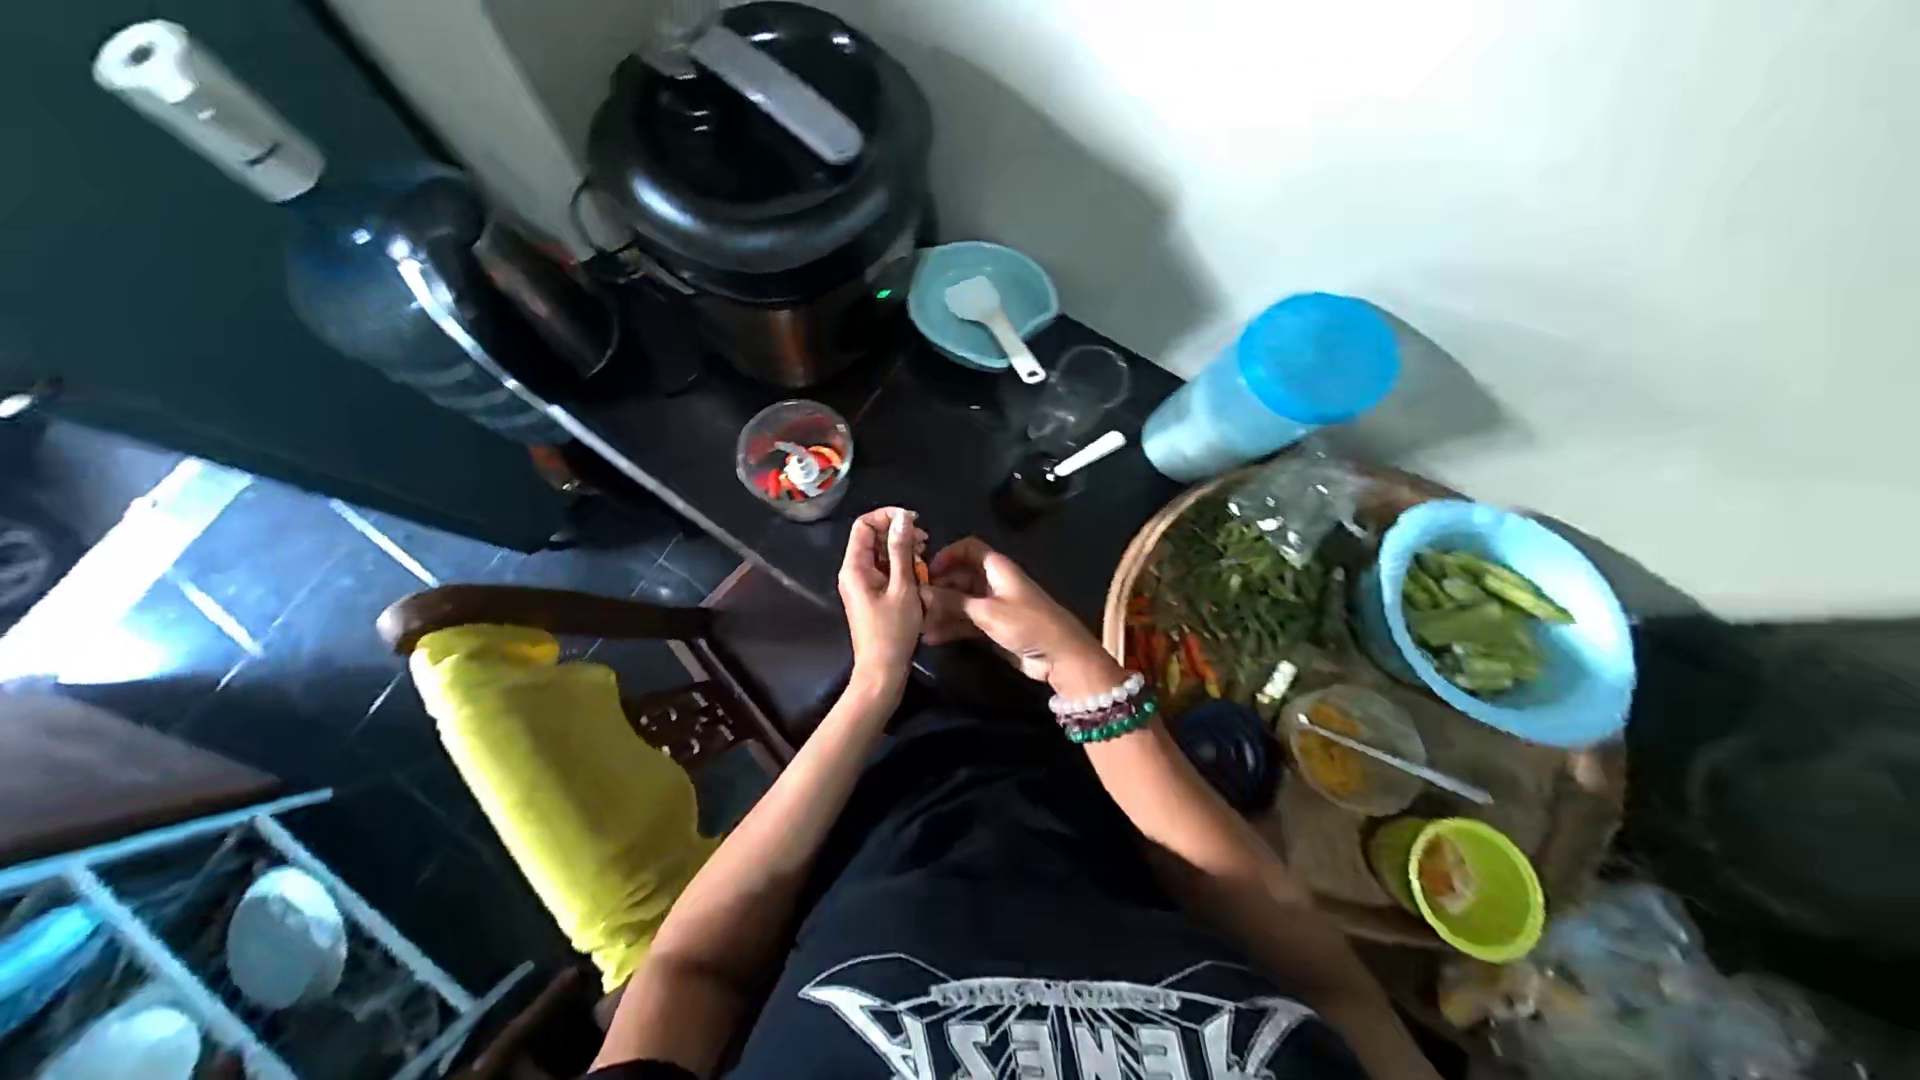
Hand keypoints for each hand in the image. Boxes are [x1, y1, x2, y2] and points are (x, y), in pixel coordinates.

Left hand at [838, 507, 927, 690]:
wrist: (882, 671)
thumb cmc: (893, 631)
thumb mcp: (902, 587)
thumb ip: (901, 550)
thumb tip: (903, 519)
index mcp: (854, 566)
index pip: (864, 524)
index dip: (888, 516)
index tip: (914, 521)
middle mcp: (853, 571)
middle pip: (872, 537)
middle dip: (898, 533)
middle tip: (924, 543)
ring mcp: (862, 583)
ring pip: (880, 553)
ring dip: (902, 550)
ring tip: (924, 559)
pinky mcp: (871, 594)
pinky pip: (884, 569)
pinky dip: (901, 566)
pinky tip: (918, 573)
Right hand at [920, 537, 1109, 685]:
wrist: (1061, 656)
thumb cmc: (1027, 624)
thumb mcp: (987, 611)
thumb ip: (953, 602)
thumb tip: (921, 591)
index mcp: (997, 568)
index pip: (969, 548)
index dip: (947, 554)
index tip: (927, 570)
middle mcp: (993, 582)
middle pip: (960, 576)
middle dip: (938, 587)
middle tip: (914, 601)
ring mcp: (993, 606)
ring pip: (960, 602)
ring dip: (941, 610)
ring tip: (918, 623)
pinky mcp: (993, 627)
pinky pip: (966, 622)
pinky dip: (951, 627)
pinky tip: (931, 638)